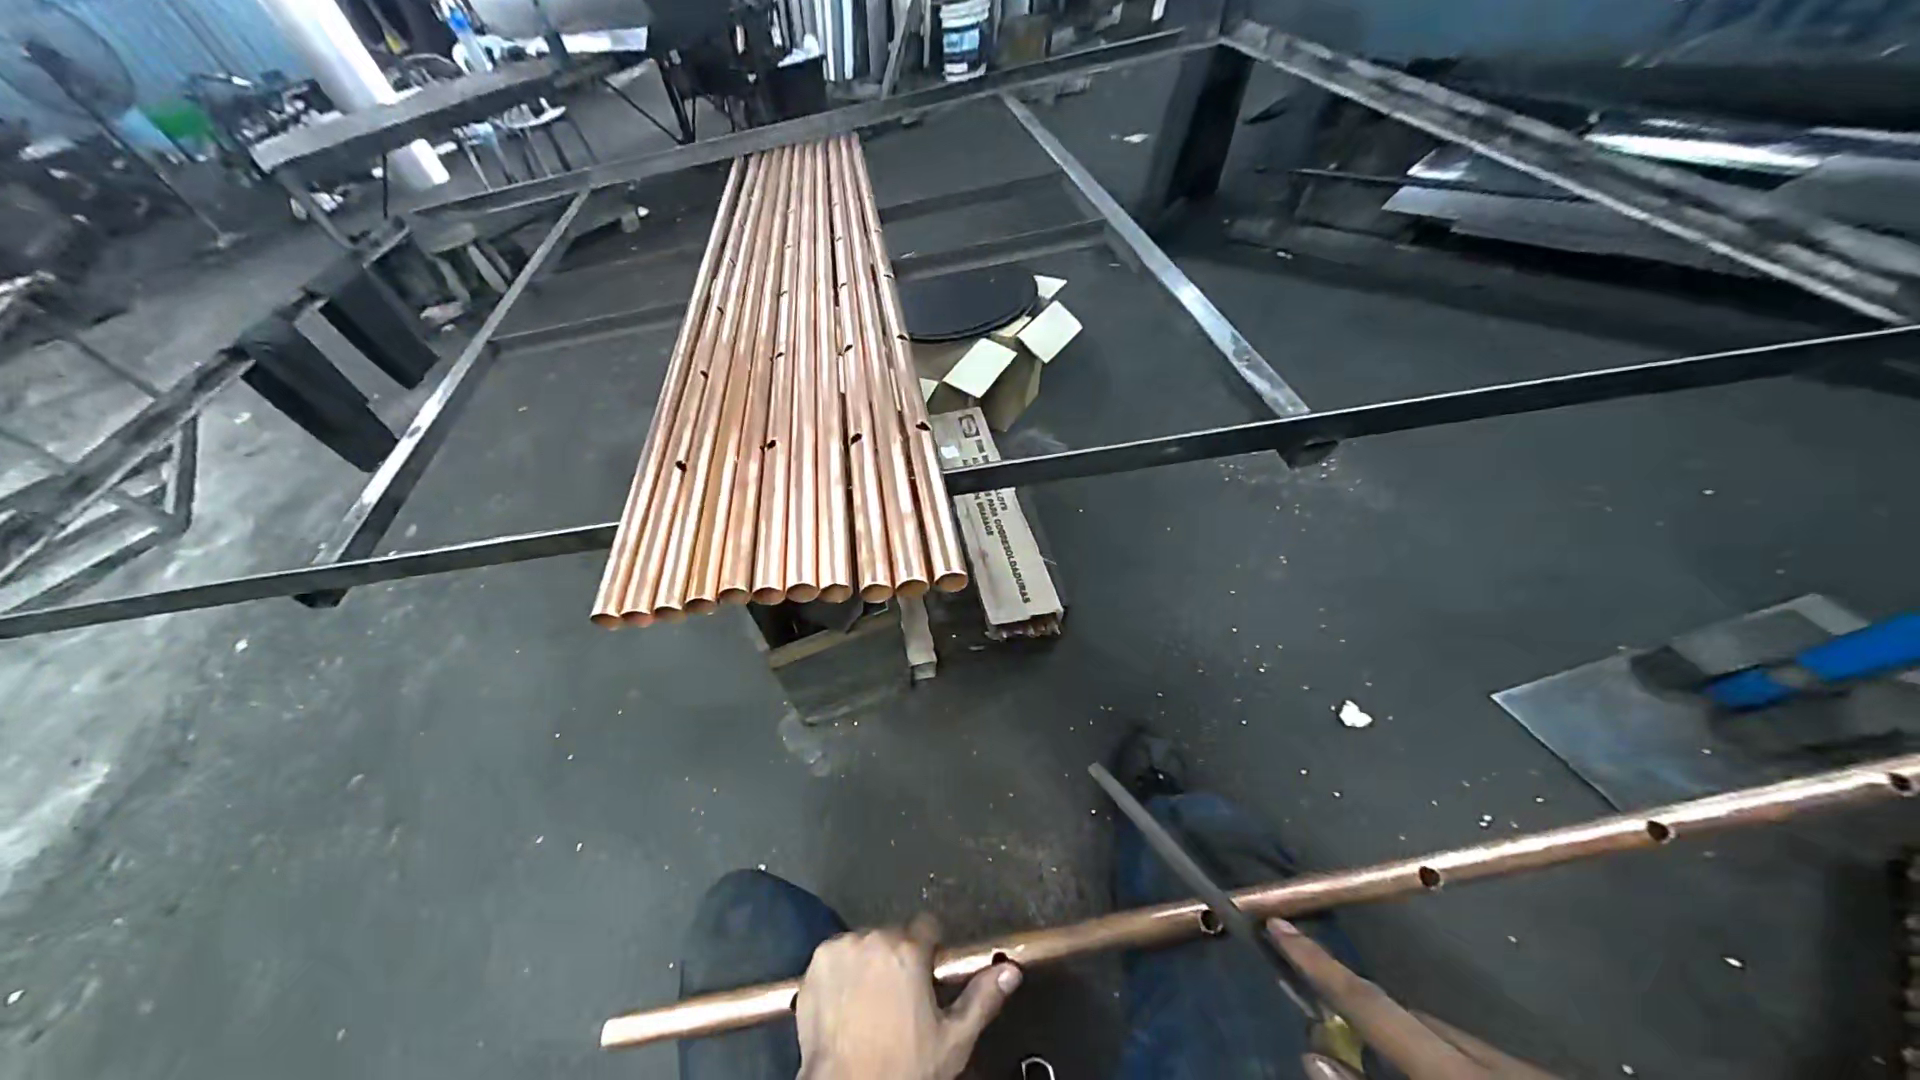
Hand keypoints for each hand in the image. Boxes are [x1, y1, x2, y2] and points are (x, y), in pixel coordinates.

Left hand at [796, 913, 1021, 1079]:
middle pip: (895, 934)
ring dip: (871, 961)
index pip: (928, 926)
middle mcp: (875, 939)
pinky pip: (838, 953)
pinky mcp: (816, 962)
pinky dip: (843, 969)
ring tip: (871, 1002)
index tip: (927, 974)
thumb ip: (982, 998)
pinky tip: (847, 1000)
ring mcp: (842, 948)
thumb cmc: (902, 1068)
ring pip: (866, 943)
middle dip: (899, 957)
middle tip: (900, 997)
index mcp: (909, 950)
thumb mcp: (952, 1041)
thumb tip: (1011, 970)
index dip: (930, 950)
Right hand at [1268, 919, 1560, 1079]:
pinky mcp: (1543, 1077)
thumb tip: (1312, 1054)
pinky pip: (1478, 1061)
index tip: (1278, 924)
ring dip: (1410, 1046)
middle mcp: (1490, 1061)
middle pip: (1410, 1017)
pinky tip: (1439, 1074)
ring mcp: (1525, 1069)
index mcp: (1454, 1074)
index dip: (1319, 964)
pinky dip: (1448, 1064)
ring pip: (1448, 1040)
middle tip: (1329, 1018)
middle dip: (1365, 1012)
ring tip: (1384, 1058)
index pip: (1370, 1004)